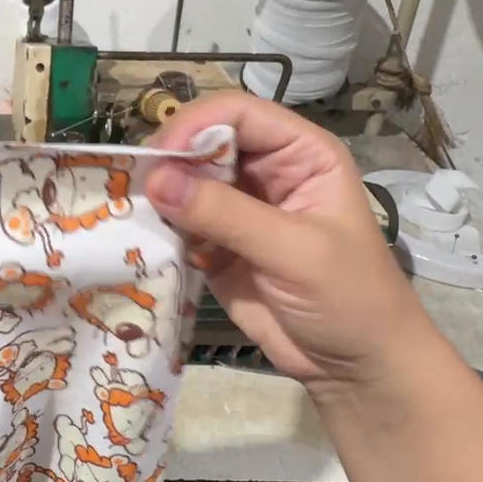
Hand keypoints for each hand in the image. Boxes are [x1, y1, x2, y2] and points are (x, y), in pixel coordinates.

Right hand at [144, 92, 435, 393]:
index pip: (237, 113)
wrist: (354, 368)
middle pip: (200, 140)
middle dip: (167, 159)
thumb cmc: (349, 299)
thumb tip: (157, 180)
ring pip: (181, 180)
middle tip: (135, 187)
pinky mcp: (211, 243)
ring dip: (155, 193)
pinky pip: (174, 221)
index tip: (161, 158)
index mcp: (299, 154)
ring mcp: (233, 208)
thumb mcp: (295, 251)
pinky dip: (155, 226)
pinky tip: (139, 237)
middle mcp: (262, 171)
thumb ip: (227, 214)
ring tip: (128, 210)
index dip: (195, 126)